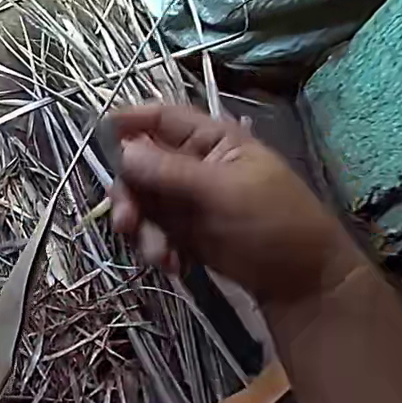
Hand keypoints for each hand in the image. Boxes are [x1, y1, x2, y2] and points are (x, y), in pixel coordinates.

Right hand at [108, 103, 365, 306]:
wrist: (303, 284)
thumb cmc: (275, 223)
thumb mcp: (224, 192)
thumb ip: (171, 172)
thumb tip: (123, 151)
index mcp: (209, 140)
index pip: (161, 118)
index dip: (128, 122)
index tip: (98, 135)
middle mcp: (190, 164)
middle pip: (138, 165)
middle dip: (129, 195)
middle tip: (127, 223)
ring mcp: (184, 199)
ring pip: (140, 201)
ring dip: (141, 228)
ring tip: (159, 255)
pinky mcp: (181, 231)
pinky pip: (151, 230)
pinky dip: (155, 247)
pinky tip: (174, 265)